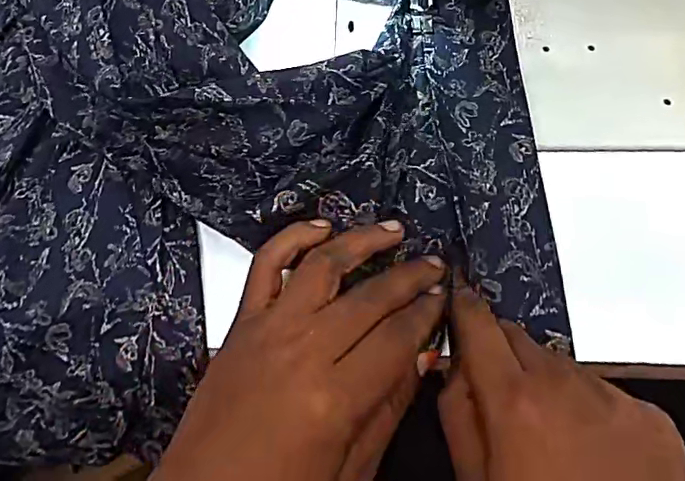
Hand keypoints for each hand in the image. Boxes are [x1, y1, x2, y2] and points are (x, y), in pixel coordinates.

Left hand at [155, 220, 445, 480]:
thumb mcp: (347, 471)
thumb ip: (387, 409)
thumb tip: (421, 357)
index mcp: (333, 400)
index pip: (396, 338)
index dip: (427, 313)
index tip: (443, 297)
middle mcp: (303, 352)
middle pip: (370, 297)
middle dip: (410, 276)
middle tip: (433, 264)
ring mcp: (269, 329)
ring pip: (324, 264)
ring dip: (362, 240)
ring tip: (392, 230)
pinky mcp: (242, 320)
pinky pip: (267, 263)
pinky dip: (293, 237)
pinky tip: (321, 227)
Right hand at [439, 287, 684, 480]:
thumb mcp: (478, 480)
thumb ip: (458, 412)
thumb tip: (457, 366)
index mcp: (514, 402)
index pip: (479, 322)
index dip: (466, 311)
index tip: (464, 305)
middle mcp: (564, 385)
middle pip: (520, 340)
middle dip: (508, 359)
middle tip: (511, 406)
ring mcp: (613, 399)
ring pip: (565, 367)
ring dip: (554, 389)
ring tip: (560, 444)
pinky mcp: (653, 419)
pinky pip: (610, 395)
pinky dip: (598, 415)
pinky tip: (600, 457)